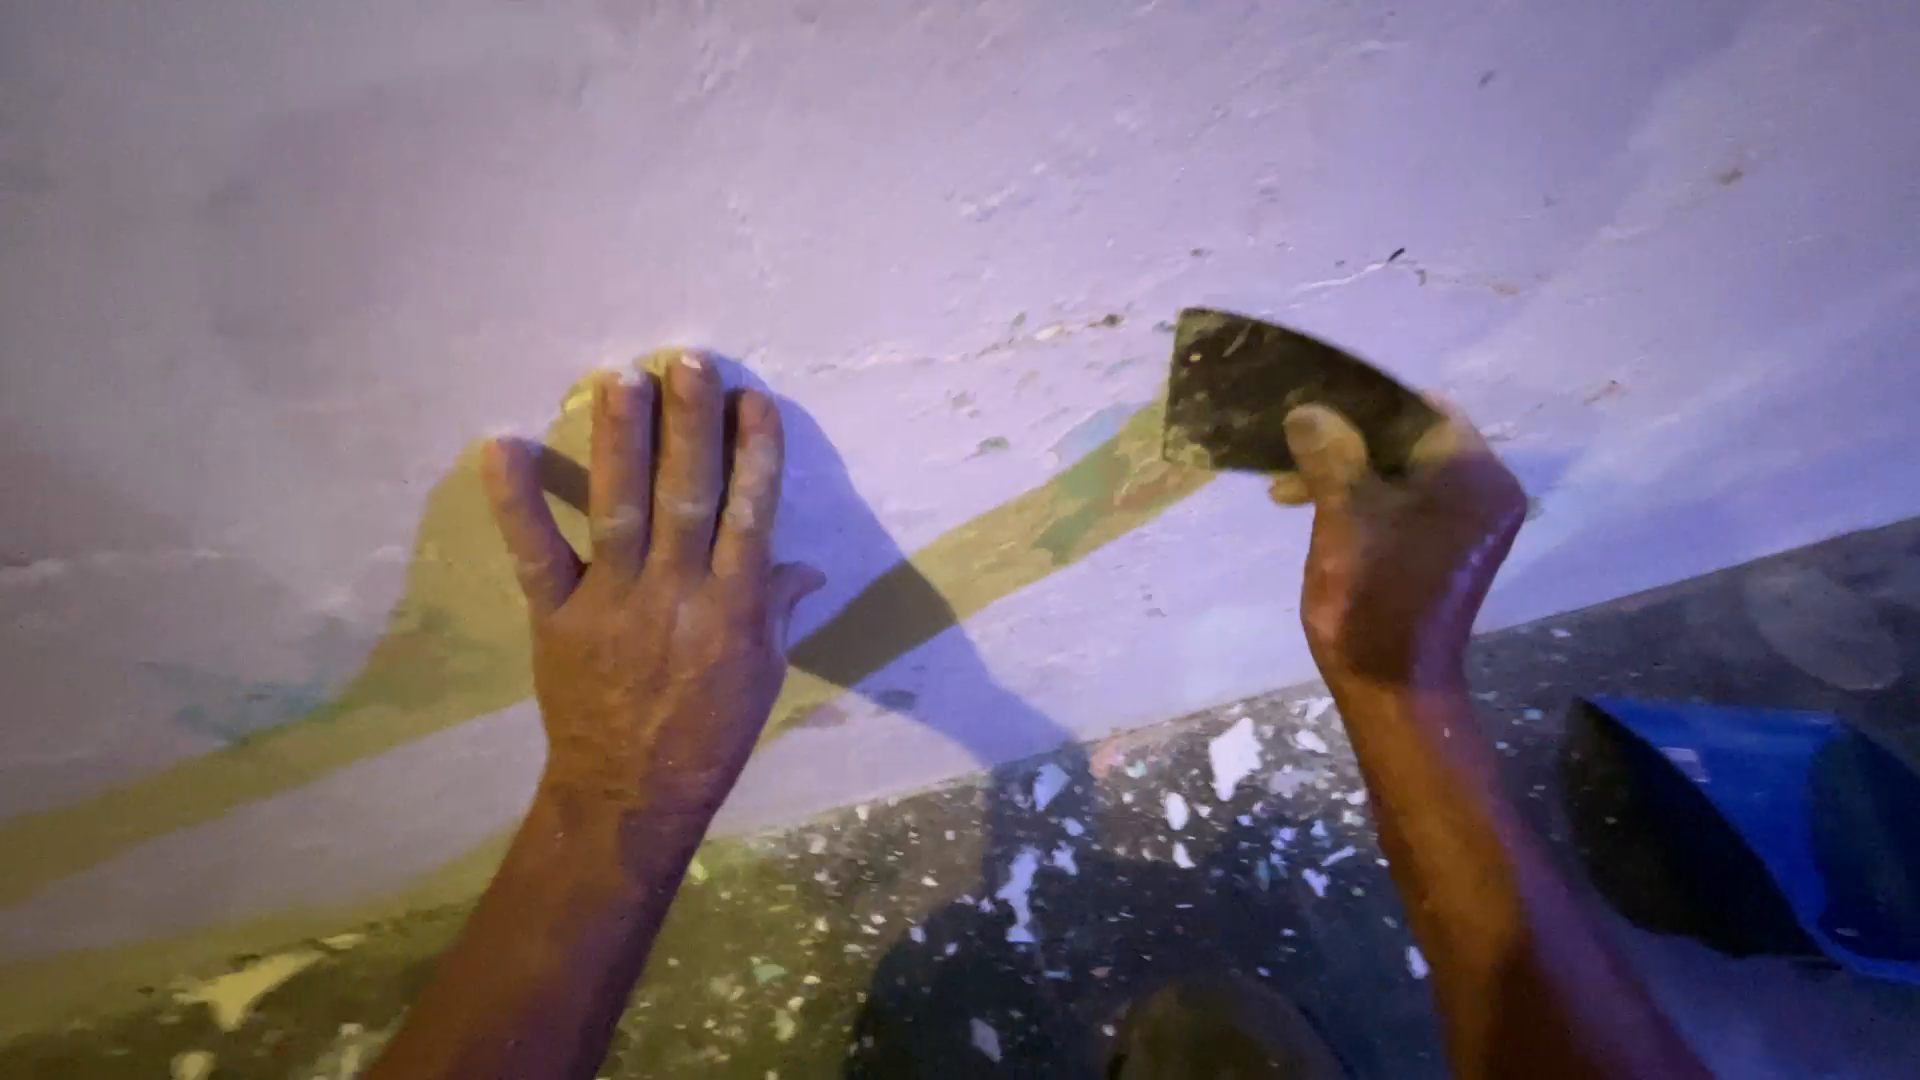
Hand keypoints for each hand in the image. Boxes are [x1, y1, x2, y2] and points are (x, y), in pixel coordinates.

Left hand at [480, 354, 823, 822]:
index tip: (754, 401)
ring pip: (618, 508)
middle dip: (690, 424)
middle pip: (687, 495)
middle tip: (688, 360)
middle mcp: (677, 592)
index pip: (750, 514)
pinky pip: (535, 554)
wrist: (631, 794)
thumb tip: (805, 565)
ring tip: (618, 378)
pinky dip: (515, 501)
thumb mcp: (766, 675)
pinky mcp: (556, 617)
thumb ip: (780, 611)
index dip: (755, 454)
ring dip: (618, 440)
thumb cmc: (713, 733)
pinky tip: (501, 444)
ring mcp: (612, 600)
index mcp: (735, 607)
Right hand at [1274, 402, 1525, 689]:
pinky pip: (1395, 499)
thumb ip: (1330, 456)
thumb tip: (1308, 410)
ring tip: (1284, 487)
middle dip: (1343, 438)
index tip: (1309, 405)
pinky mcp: (1439, 543)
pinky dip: (1355, 496)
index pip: (1421, 408)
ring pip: (1395, 469)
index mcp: (1473, 476)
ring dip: (1341, 470)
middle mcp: (1480, 490)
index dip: (1363, 401)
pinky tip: (1308, 506)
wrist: (1390, 682)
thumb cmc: (1372, 598)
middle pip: (1407, 437)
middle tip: (1289, 447)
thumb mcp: (1344, 517)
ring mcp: (1461, 519)